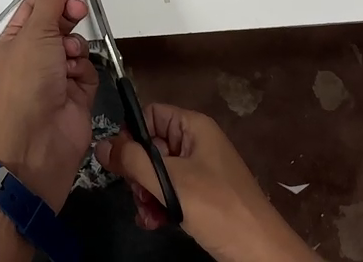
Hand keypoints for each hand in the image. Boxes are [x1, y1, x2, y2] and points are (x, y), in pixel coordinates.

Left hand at [0, 0, 97, 208]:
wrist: (38, 141)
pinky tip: (76, 79)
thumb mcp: (37, 32)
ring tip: (70, 57)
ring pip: (76, 45)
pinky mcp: (77, 93)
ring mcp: (56, 74)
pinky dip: (84, 70)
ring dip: (76, 46)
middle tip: (77, 13)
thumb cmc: (28, 81)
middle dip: (69, 17)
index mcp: (16, 38)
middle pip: (58, 23)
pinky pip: (87, 69)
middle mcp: (35, 54)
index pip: (35, 5)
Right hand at [96, 104, 319, 261]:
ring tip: (146, 214)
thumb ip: (132, 160)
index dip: (132, 135)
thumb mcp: (170, 181)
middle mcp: (197, 143)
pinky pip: (171, 191)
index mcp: (193, 127)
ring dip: (147, 192)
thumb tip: (100, 146)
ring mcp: (201, 171)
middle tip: (136, 194)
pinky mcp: (203, 196)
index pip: (150, 115)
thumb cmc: (217, 207)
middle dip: (138, 172)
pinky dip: (160, 204)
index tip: (122, 162)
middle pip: (152, 145)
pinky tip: (155, 222)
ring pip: (159, 171)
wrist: (262, 255)